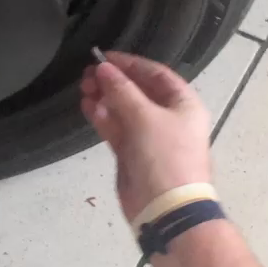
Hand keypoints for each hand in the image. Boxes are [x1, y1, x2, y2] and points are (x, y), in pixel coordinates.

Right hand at [79, 51, 212, 220]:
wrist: (167, 208)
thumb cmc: (165, 156)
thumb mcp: (145, 117)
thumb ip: (121, 90)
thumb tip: (103, 68)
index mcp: (183, 104)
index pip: (156, 74)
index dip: (130, 64)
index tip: (103, 58)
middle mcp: (169, 118)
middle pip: (138, 91)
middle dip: (113, 82)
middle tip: (87, 76)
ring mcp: (150, 137)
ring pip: (124, 110)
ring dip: (105, 98)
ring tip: (83, 89)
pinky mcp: (133, 154)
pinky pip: (117, 129)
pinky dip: (103, 118)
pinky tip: (88, 107)